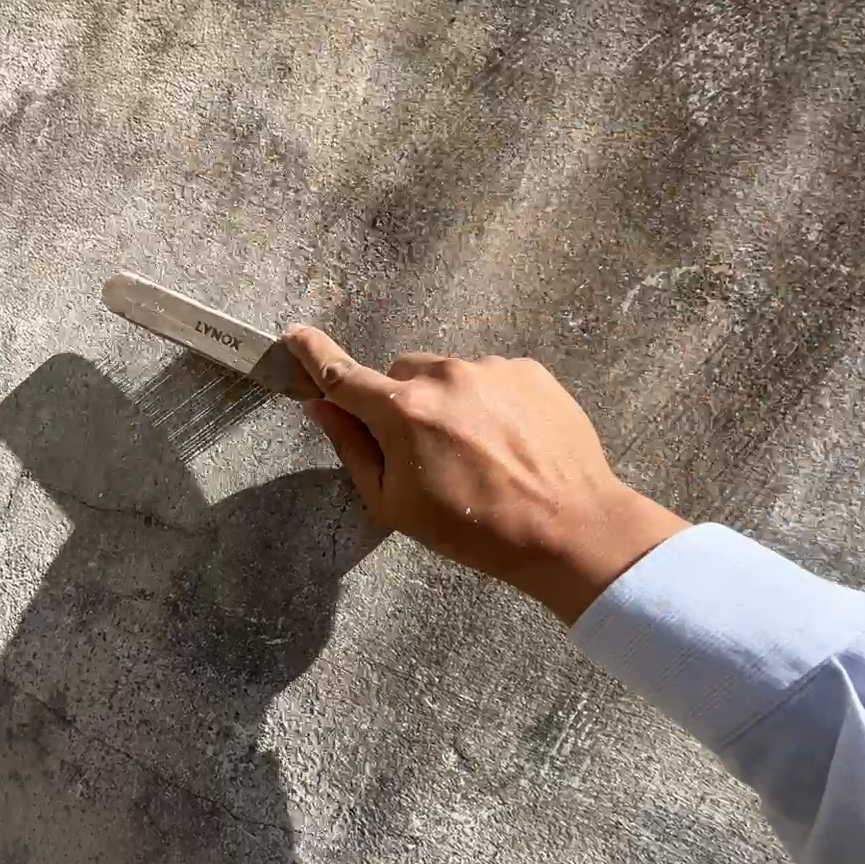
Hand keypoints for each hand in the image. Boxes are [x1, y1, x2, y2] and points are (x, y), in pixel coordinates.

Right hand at [283, 324, 688, 623]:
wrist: (569, 528)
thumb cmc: (472, 527)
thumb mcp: (393, 503)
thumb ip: (351, 448)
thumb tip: (321, 408)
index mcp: (402, 412)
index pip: (341, 374)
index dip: (312, 353)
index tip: (294, 335)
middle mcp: (443, 376)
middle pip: (396, 376)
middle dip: (396, 404)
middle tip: (420, 451)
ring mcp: (490, 368)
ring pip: (442, 375)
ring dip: (441, 402)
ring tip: (472, 450)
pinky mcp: (527, 370)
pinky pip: (484, 375)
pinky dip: (481, 400)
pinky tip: (501, 439)